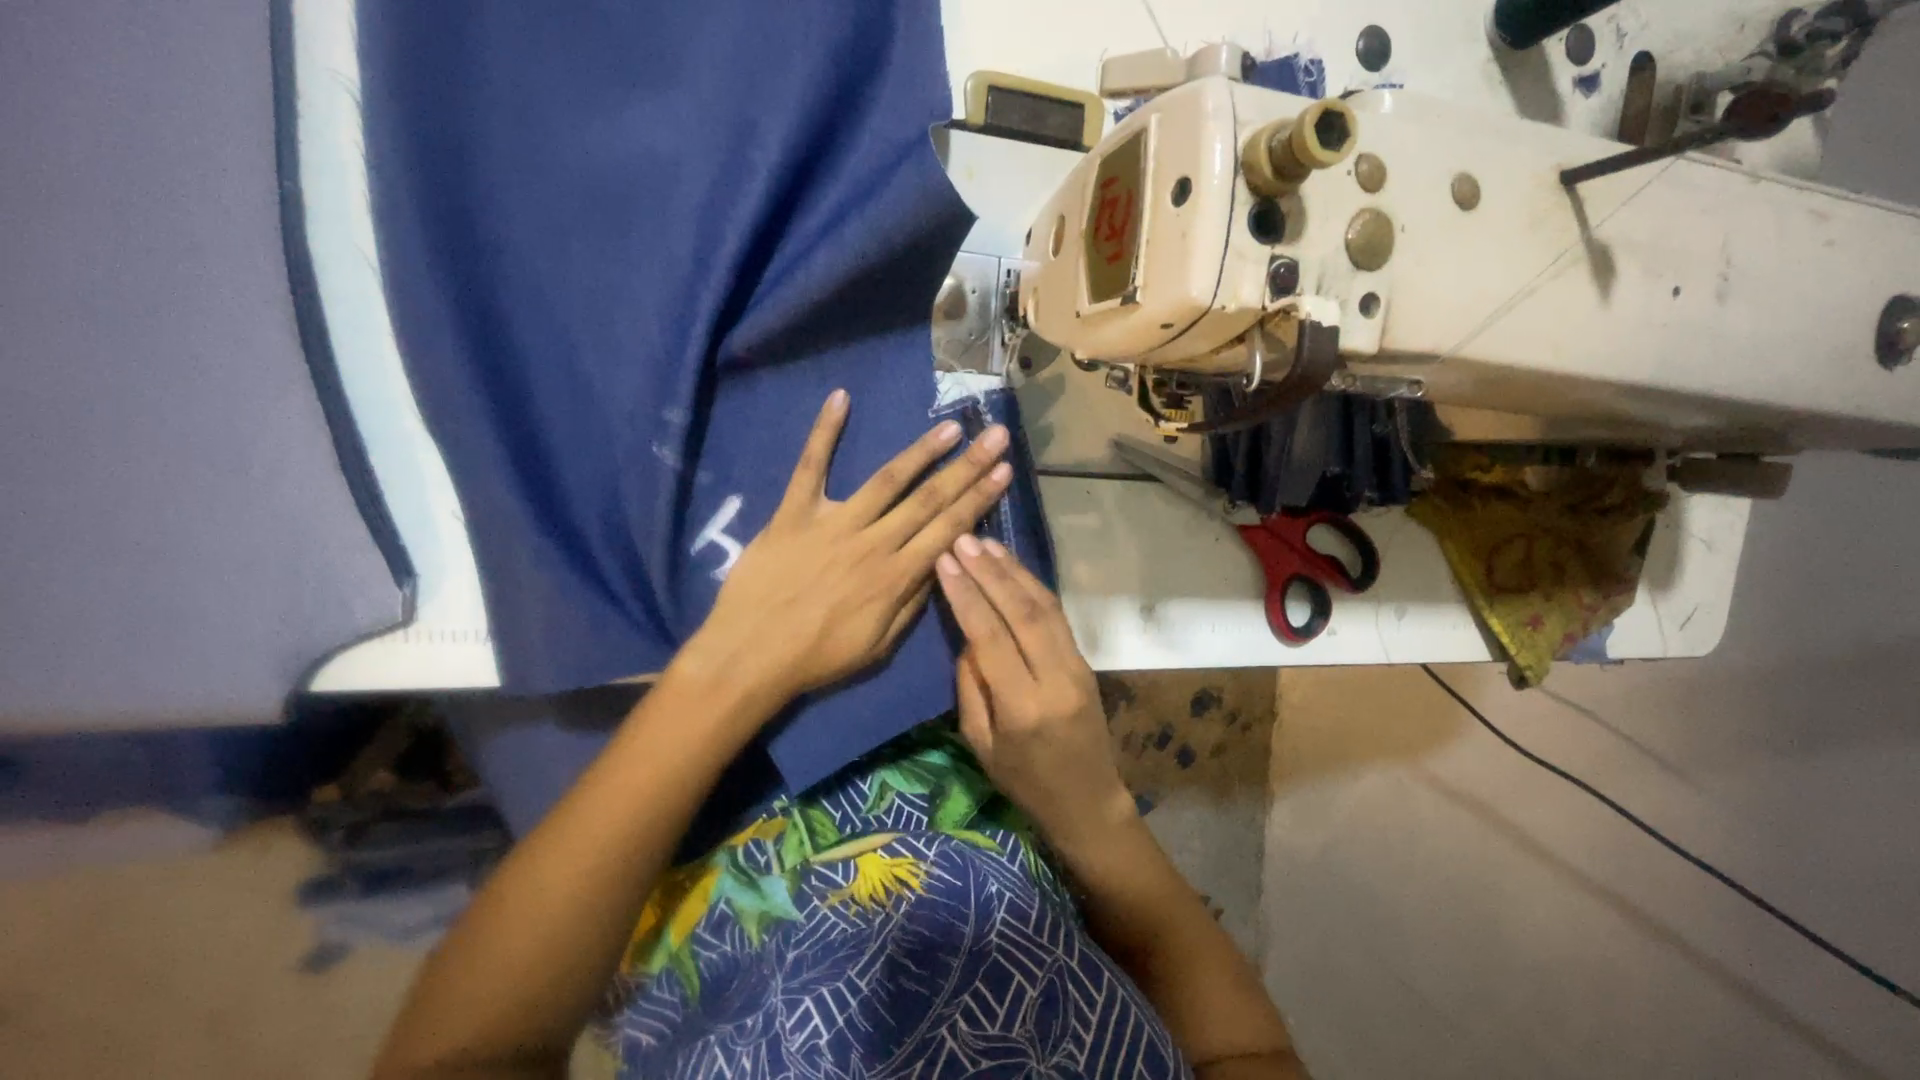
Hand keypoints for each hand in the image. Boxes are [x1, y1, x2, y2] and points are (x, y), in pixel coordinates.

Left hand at [682, 390, 1012, 705]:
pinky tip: (840, 398)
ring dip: (922, 451)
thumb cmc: (817, 658)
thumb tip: (942, 565)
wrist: (750, 656)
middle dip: (968, 467)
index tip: (1004, 471)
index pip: (948, 529)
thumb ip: (912, 602)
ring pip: (886, 480)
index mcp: (895, 577)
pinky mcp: (793, 513)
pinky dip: (824, 432)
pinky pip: (810, 467)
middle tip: (995, 436)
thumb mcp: (878, 645)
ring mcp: (832, 523)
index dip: (980, 498)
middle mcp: (872, 543)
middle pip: (928, 499)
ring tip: (950, 427)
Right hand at [936, 535, 1134, 850]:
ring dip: (1014, 572)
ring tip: (985, 543)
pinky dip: (1033, 587)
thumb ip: (971, 688)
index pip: (991, 637)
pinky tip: (1013, 569)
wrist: (1089, 801)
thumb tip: (967, 637)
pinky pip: (1057, 617)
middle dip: (990, 573)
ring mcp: (1077, 667)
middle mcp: (1055, 679)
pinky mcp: (1085, 662)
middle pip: (1021, 612)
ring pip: (1044, 607)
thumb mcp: (981, 745)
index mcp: (1023, 707)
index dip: (967, 596)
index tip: (945, 562)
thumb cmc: (1025, 782)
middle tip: (963, 540)